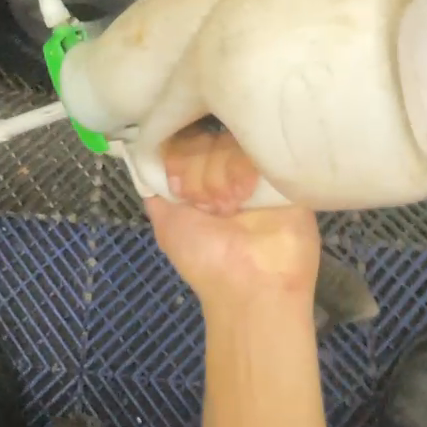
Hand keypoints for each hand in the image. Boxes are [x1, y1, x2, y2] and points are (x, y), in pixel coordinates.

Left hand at [144, 125, 319, 310]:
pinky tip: (244, 196)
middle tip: (206, 206)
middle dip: (198, 173)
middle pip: (205, 140)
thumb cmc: (205, 259)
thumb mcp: (167, 225)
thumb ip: (155, 190)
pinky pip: (256, 148)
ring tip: (229, 208)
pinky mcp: (280, 171)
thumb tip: (147, 162)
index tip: (177, 187)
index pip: (185, 143)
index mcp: (201, 180)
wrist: (251, 286)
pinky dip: (242, 170)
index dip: (178, 159)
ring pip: (228, 142)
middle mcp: (227, 171)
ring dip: (219, 177)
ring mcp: (254, 169)